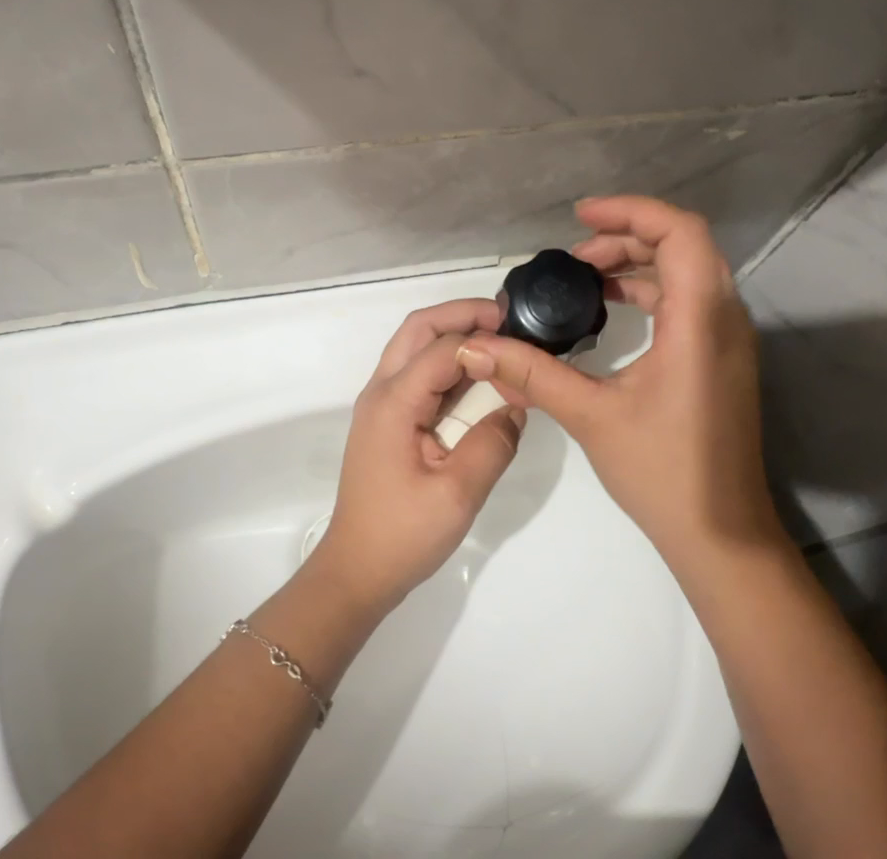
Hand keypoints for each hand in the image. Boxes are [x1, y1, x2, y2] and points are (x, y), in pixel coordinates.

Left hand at [308, 300, 526, 612]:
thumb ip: (492, 444)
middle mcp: (382, 393)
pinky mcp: (390, 423)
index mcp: (393, 402)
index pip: (443, 347)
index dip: (485, 340)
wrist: (359, 570)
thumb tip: (516, 409)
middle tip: (512, 321)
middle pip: (420, 330)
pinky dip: (451, 368)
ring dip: (456, 338)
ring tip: (505, 344)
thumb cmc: (403, 534)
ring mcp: (383, 407)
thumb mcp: (458, 494)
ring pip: (416, 349)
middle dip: (463, 316)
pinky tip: (484, 381)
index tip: (528, 345)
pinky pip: (420, 378)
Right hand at [453, 196, 781, 559]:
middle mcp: (724, 320)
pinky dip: (652, 293)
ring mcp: (729, 342)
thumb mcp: (590, 416)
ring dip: (639, 265)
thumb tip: (476, 347)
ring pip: (689, 273)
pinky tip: (612, 314)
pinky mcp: (722, 362)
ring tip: (585, 280)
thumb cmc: (661, 472)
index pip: (680, 232)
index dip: (631, 212)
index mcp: (699, 321)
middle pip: (684, 246)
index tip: (580, 217)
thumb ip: (532, 373)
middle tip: (573, 258)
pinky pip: (691, 303)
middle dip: (627, 238)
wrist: (720, 533)